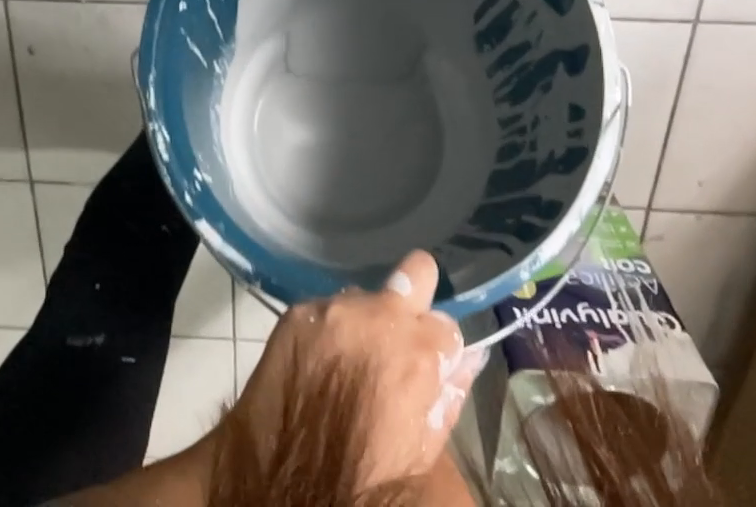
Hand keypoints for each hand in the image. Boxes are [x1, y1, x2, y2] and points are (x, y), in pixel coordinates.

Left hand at [231, 250, 486, 491]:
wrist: (285, 483)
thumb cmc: (367, 473)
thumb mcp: (424, 446)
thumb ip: (451, 392)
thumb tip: (471, 356)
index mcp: (420, 351)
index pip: (447, 323)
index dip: (437, 346)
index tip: (425, 364)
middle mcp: (380, 316)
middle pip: (415, 273)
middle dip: (415, 292)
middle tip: (399, 326)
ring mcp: (334, 309)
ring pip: (363, 295)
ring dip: (363, 318)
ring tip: (346, 357)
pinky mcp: (297, 313)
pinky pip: (324, 309)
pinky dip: (326, 328)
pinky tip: (316, 361)